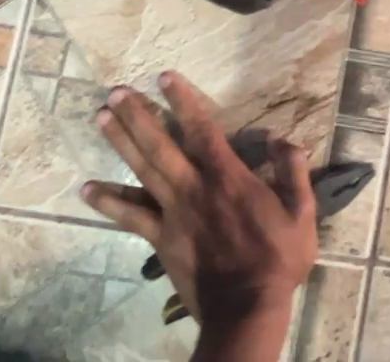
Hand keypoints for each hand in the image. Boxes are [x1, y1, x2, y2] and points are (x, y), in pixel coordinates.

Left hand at [81, 71, 317, 330]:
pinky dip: (108, 202)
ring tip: (100, 118)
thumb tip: (281, 139)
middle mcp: (194, 189)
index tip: (165, 76)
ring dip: (120, 143)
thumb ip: (293, 171)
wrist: (246, 311)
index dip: (183, 100)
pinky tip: (87, 189)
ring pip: (142, 171)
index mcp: (227, 177)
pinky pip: (130, 217)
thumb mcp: (302, 213)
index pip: (202, 130)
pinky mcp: (160, 239)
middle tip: (115, 92)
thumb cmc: (277, 259)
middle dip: (138, 116)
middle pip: (161, 145)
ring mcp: (173, 214)